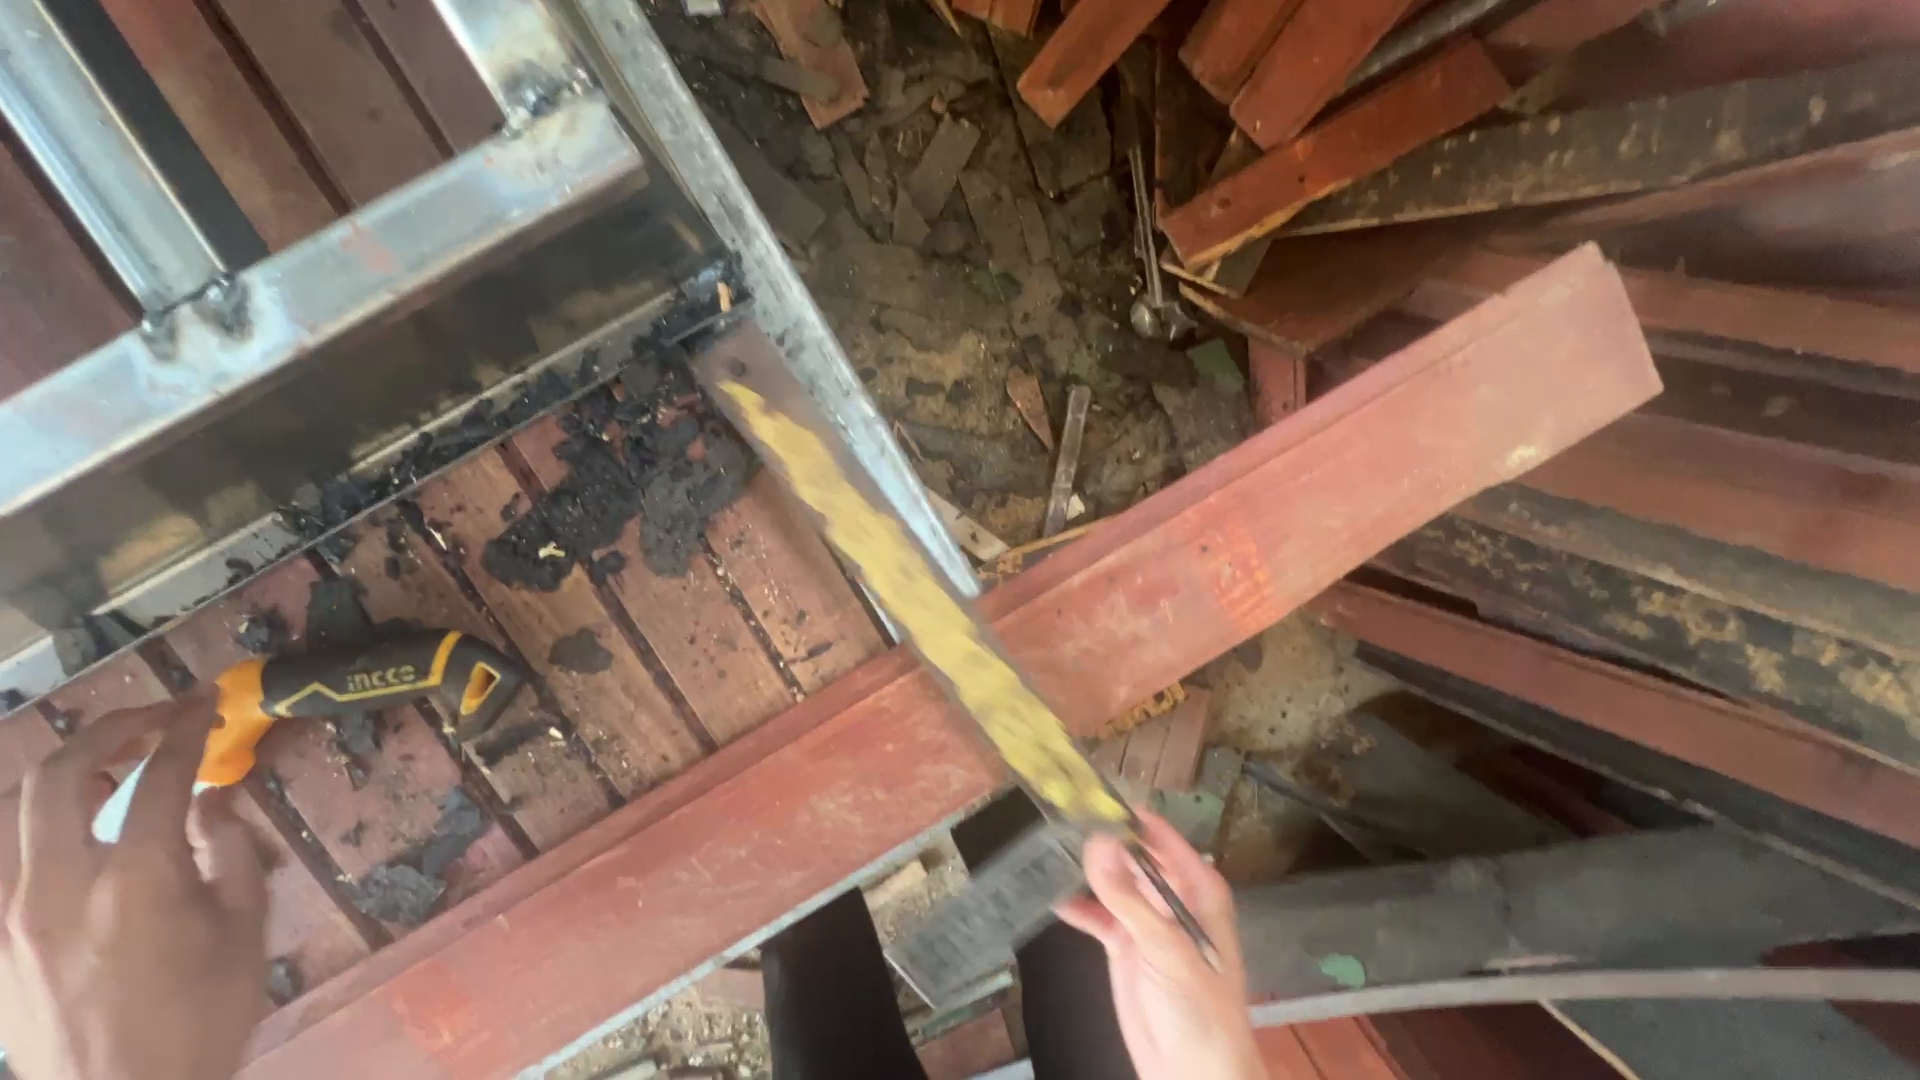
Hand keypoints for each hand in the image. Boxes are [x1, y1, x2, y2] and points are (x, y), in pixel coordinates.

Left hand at [0, 698, 268, 1079]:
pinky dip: (44, 820)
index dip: (186, 727)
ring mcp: (12, 912)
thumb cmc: (207, 1004)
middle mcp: (60, 883)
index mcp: (138, 876)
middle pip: (61, 774)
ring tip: (118, 761)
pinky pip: (8, 856)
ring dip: (71, 769)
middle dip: (112, 728)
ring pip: (18, 810)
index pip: (159, 774)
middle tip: (158, 716)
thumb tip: (215, 798)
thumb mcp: (245, 920)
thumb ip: (231, 847)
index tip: (207, 701)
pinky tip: (80, 824)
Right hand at [1056, 812, 1263, 1079]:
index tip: (1088, 794)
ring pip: (1110, 881)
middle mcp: (1170, 895)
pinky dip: (1076, 906)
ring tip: (1047, 849)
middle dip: (1099, 840)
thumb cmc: (1199, 1005)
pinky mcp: (1123, 944)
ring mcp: (1144, 919)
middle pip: (1131, 855)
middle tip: (1057, 818)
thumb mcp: (1165, 946)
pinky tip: (1052, 896)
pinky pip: (1096, 914)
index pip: (1159, 837)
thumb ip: (1128, 895)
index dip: (1126, 816)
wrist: (1193, 1073)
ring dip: (1083, 871)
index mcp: (1196, 886)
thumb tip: (1096, 841)